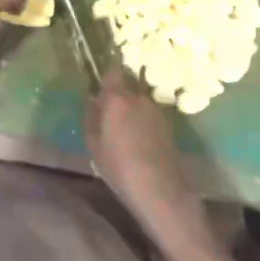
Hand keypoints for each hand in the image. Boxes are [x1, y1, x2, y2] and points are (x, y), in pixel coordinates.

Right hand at [86, 67, 210, 248]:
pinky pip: (149, 116)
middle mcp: (140, 99)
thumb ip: (91, 117)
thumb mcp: (94, 144)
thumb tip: (92, 100)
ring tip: (122, 132)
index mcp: (118, 100)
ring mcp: (157, 111)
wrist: (159, 188)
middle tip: (107, 114)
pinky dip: (142, 122)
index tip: (99, 87)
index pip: (113, 72)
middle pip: (127, 87)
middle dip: (117, 97)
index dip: (106, 76)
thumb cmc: (119, 166)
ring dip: (130, 110)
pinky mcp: (168, 125)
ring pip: (139, 102)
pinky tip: (137, 142)